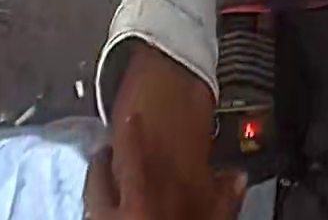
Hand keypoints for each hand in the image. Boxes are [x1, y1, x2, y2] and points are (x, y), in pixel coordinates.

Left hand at [84, 114, 247, 219]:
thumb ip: (221, 205)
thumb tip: (238, 179)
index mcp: (137, 205)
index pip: (131, 158)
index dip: (130, 134)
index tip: (130, 117)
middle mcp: (109, 217)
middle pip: (97, 180)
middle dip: (102, 161)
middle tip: (109, 147)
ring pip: (89, 206)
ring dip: (97, 190)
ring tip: (106, 180)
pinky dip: (98, 215)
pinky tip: (107, 216)